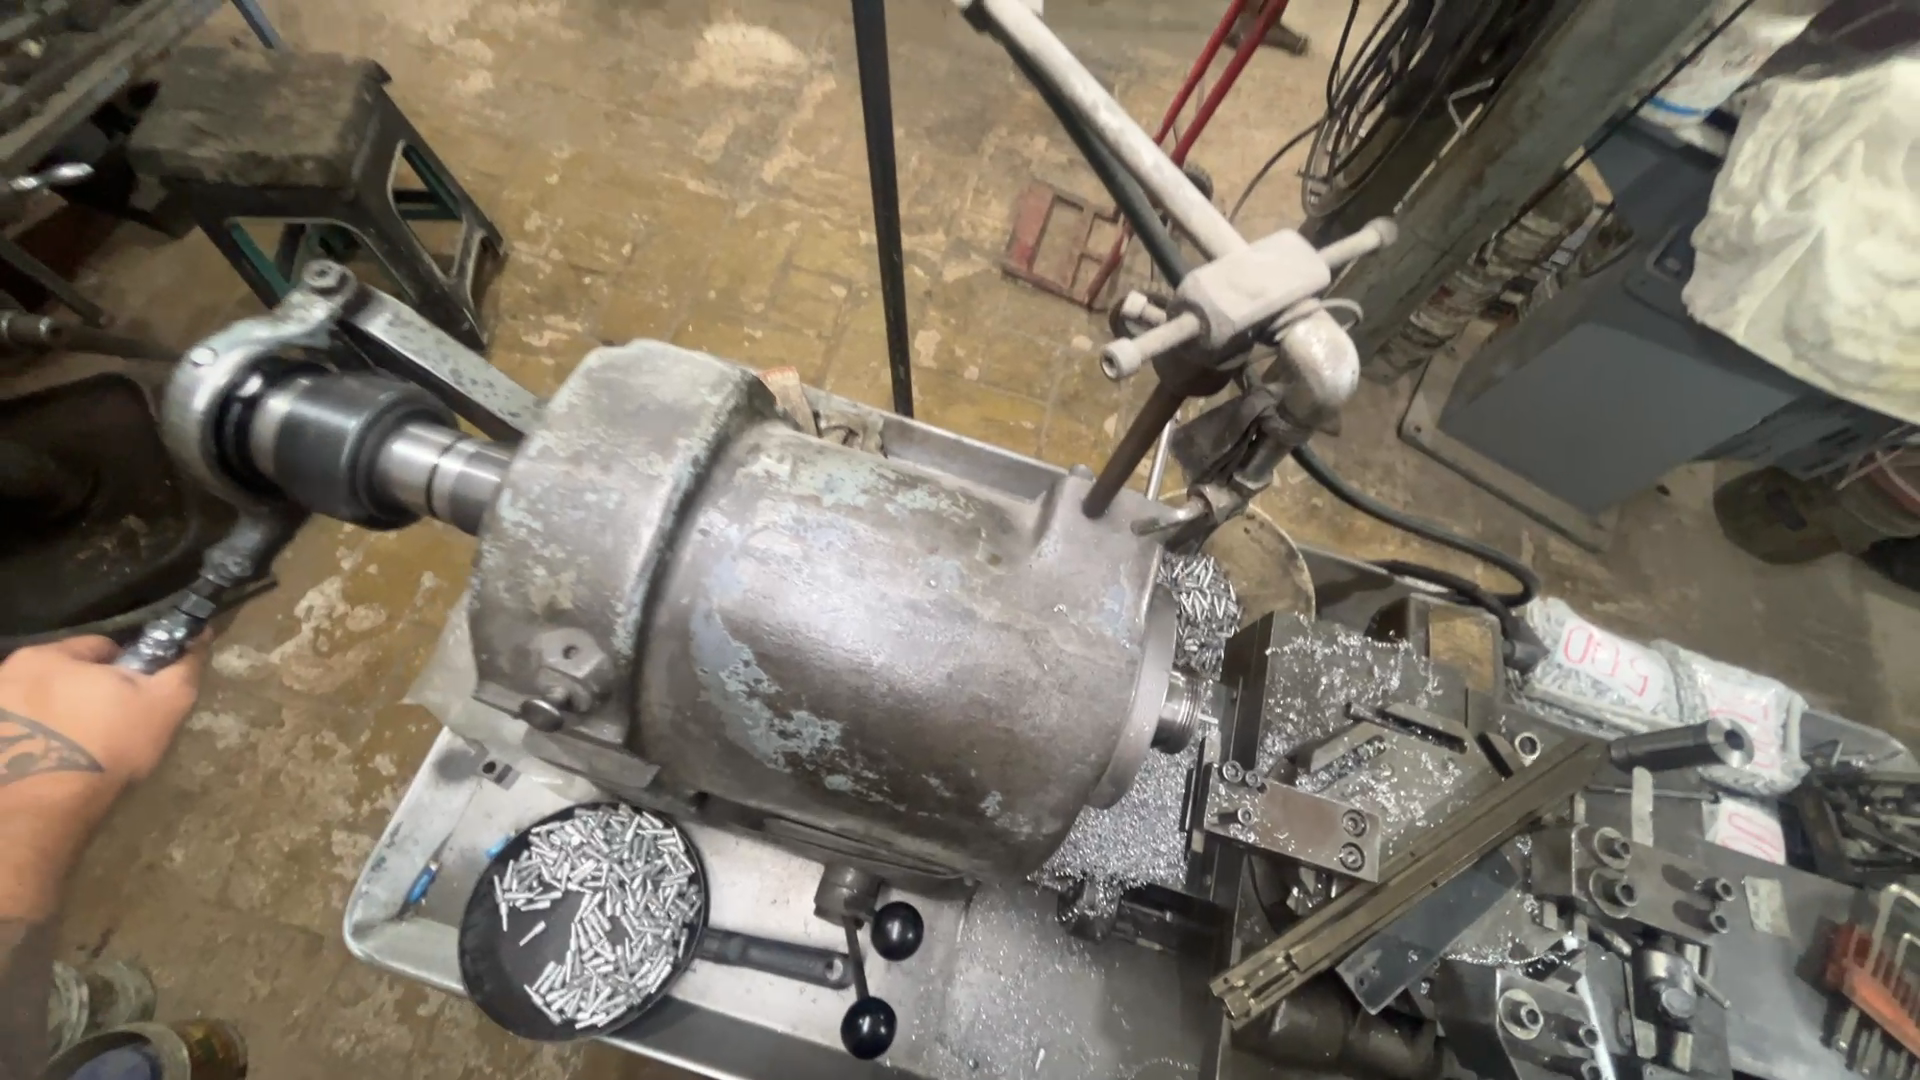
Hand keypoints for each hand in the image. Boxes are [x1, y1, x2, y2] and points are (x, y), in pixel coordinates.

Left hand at [0, 635, 205, 794]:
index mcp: (47, 657)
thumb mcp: (168, 700)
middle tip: (109, 720)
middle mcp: (3, 676)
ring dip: (56, 714)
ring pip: (36, 703)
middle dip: (85, 691)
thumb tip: (198, 637)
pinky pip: (16, 729)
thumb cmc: (111, 741)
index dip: (127, 668)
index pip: (100, 648)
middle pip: (62, 675)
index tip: (136, 694)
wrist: (48, 804)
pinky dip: (32, 737)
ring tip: (75, 744)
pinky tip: (48, 759)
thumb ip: (184, 664)